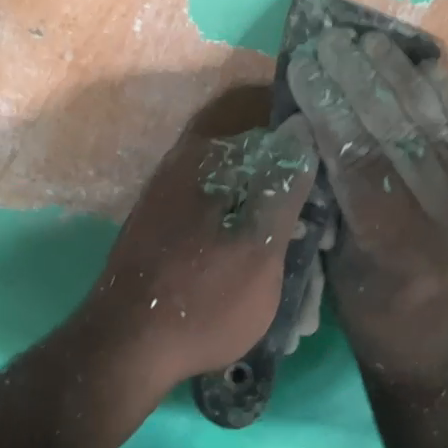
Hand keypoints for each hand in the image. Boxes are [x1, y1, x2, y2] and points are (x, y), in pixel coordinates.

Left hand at [78, 101, 317, 393]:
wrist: (127, 345)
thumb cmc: (202, 297)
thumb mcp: (260, 248)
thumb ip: (284, 187)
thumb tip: (301, 132)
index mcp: (200, 154)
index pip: (246, 102)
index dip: (285, 109)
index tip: (320, 129)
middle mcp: (179, 162)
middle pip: (240, 140)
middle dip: (281, 160)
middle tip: (316, 189)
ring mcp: (167, 192)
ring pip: (228, 174)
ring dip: (263, 192)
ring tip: (297, 228)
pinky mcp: (163, 222)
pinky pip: (214, 200)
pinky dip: (242, 214)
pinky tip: (262, 248)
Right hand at [289, 28, 447, 383]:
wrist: (433, 347)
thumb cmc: (363, 303)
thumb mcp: (331, 255)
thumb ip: (327, 190)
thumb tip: (306, 119)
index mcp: (396, 255)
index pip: (360, 164)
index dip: (330, 109)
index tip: (305, 64)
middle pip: (401, 141)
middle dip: (362, 82)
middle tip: (332, 40)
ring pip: (439, 135)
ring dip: (402, 79)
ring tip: (372, 40)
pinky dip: (443, 101)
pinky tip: (423, 63)